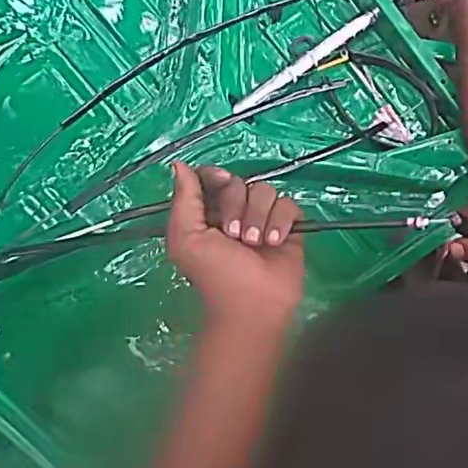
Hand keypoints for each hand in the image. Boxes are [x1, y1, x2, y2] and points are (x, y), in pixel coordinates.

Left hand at [165, 163, 304, 328]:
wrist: (253, 303)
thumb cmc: (216, 274)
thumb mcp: (186, 238)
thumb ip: (183, 199)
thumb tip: (178, 164)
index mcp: (207, 213)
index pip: (213, 177)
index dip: (216, 176)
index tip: (220, 183)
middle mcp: (236, 212)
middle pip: (239, 182)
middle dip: (236, 206)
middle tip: (234, 236)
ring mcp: (264, 218)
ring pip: (265, 191)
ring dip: (258, 216)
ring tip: (256, 243)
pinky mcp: (289, 226)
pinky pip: (288, 204)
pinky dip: (281, 221)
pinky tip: (275, 241)